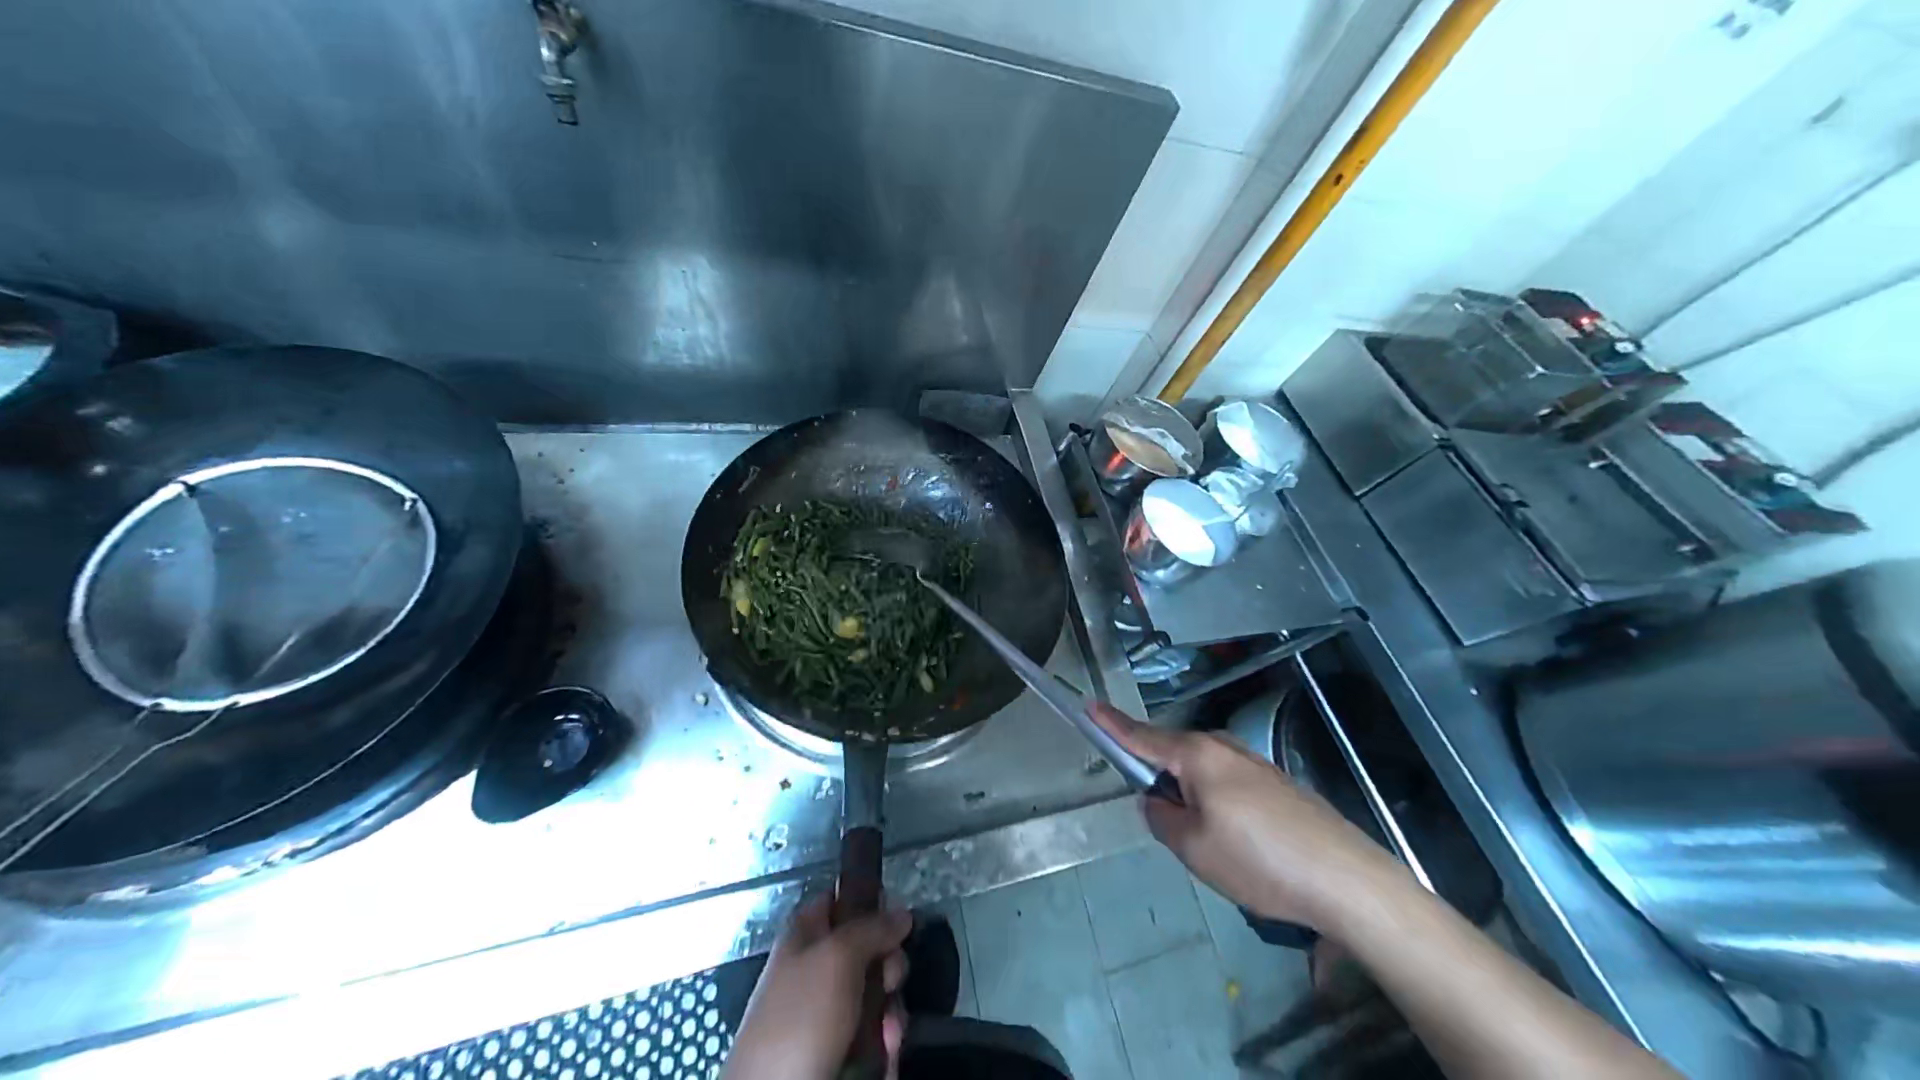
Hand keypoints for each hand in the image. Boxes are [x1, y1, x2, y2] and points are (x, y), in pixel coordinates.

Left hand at [723, 895, 912, 1079]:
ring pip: (876, 995)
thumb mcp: (837, 958)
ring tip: (889, 1033)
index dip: (868, 904)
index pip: (838, 900)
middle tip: (890, 982)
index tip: (894, 920)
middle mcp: (817, 970)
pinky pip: (874, 1035)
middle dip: (889, 967)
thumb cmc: (800, 1018)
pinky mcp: (839, 1051)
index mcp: (805, 936)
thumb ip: (872, 928)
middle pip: (868, 951)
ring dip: (891, 1012)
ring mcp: (827, 1013)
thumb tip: (902, 913)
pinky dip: (885, 1044)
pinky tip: (886, 1055)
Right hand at [1093, 704, 1409, 933]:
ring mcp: (1257, 764)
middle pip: (1175, 756)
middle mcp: (1226, 748)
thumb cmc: (1258, 860)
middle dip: (1162, 781)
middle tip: (1169, 825)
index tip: (1088, 705)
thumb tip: (1159, 801)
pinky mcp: (1279, 785)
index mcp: (1198, 755)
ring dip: (1194, 799)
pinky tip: (1244, 848)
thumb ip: (1161, 818)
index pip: (1142, 736)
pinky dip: (1221, 807)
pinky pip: (1230, 787)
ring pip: (1205, 775)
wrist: (1348, 882)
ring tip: (1214, 848)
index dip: (1112, 724)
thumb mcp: (1192, 847)